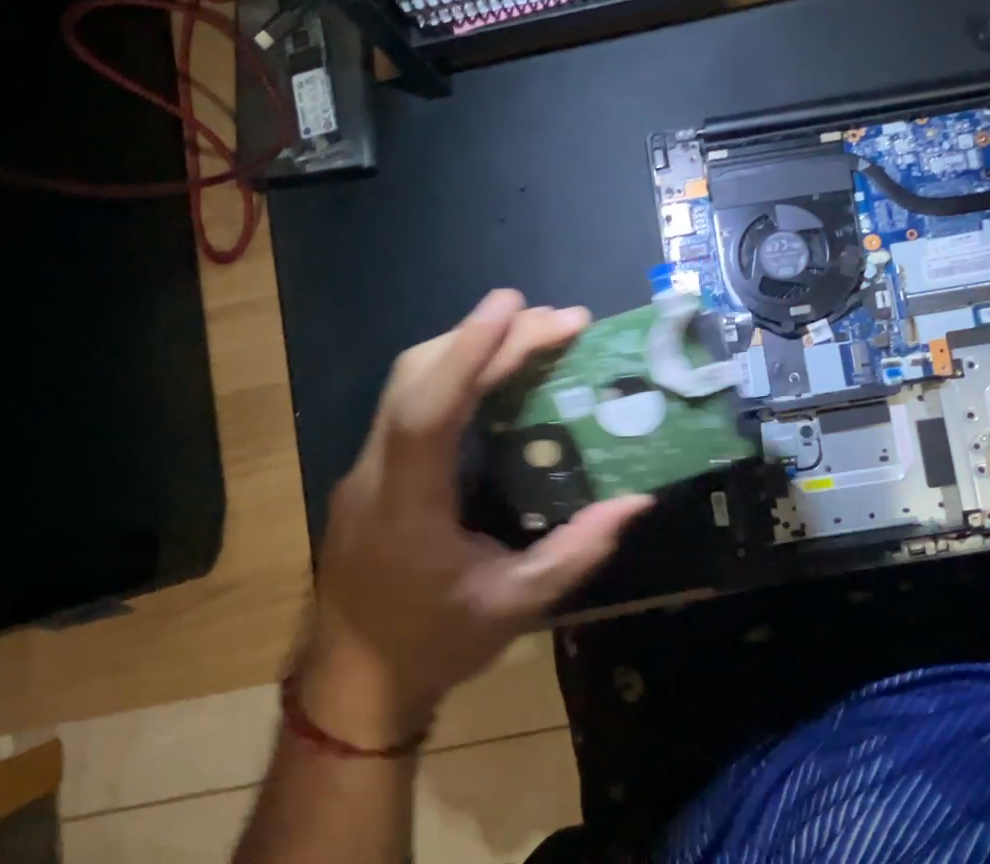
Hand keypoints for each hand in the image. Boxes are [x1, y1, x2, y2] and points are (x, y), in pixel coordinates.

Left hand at [301, 290, 652, 747]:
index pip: (426, 413)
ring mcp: (365, 469)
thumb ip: (578, 551)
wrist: (352, 682)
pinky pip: (410, 402)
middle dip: (485, 335)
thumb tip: (637, 500)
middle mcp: (376, 474)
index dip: (467, 353)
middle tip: (561, 320)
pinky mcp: (371, 471)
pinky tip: (499, 375)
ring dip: (469, 347)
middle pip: (415, 378)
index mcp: (407, 509)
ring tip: (537, 333)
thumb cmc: (434, 645)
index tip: (514, 307)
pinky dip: (457, 373)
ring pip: (406, 382)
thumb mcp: (518, 607)